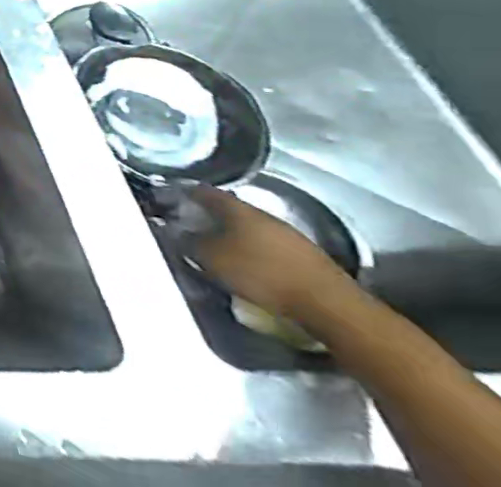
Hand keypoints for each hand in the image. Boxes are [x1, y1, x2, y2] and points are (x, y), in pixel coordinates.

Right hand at [185, 186, 355, 321]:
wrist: (331, 307)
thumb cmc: (263, 275)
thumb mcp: (211, 259)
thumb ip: (187, 241)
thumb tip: (172, 230)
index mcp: (240, 210)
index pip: (205, 192)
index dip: (185, 193)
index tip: (169, 198)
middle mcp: (266, 216)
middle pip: (230, 209)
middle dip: (209, 215)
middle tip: (189, 224)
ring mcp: (290, 237)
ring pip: (251, 228)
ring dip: (232, 233)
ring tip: (216, 246)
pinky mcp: (306, 258)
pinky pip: (268, 245)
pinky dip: (252, 249)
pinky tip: (246, 263)